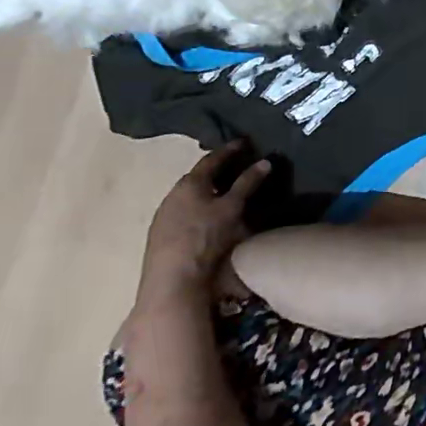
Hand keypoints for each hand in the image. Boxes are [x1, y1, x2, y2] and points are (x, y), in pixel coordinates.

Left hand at [137, 142, 270, 299]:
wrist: (172, 283)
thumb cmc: (205, 237)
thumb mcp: (232, 208)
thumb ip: (247, 183)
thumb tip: (265, 161)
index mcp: (189, 183)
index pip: (212, 159)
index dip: (229, 150)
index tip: (244, 142)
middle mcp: (173, 195)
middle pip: (198, 177)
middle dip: (217, 171)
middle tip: (237, 168)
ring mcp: (163, 217)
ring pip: (190, 197)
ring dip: (207, 193)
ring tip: (225, 195)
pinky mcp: (160, 238)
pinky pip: (184, 214)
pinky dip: (199, 209)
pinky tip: (208, 220)